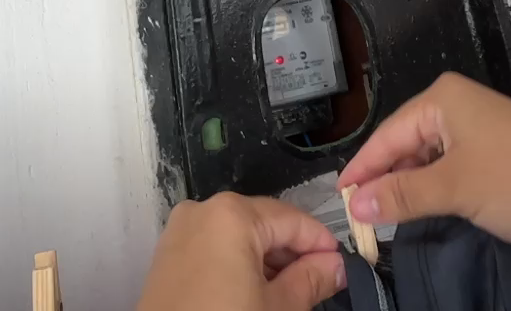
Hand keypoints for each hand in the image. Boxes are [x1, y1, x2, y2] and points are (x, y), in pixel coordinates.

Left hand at [136, 192, 346, 310]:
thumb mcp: (277, 310)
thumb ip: (310, 281)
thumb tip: (335, 265)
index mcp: (232, 213)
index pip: (291, 219)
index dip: (321, 242)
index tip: (342, 266)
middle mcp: (204, 210)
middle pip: (263, 224)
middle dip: (293, 254)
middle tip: (321, 284)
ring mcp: (181, 231)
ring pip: (238, 237)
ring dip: (267, 262)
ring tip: (291, 294)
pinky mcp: (168, 256)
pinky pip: (214, 248)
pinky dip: (238, 265)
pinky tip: (255, 294)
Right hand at [337, 72, 510, 266]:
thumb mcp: (455, 188)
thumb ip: (403, 196)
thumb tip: (356, 204)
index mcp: (444, 99)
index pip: (390, 132)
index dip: (364, 166)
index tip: (340, 197)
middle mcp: (460, 108)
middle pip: (408, 143)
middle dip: (386, 177)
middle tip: (360, 214)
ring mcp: (483, 134)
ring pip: (431, 159)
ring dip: (411, 187)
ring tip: (385, 217)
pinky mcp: (501, 160)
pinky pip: (455, 172)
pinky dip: (437, 192)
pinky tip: (425, 213)